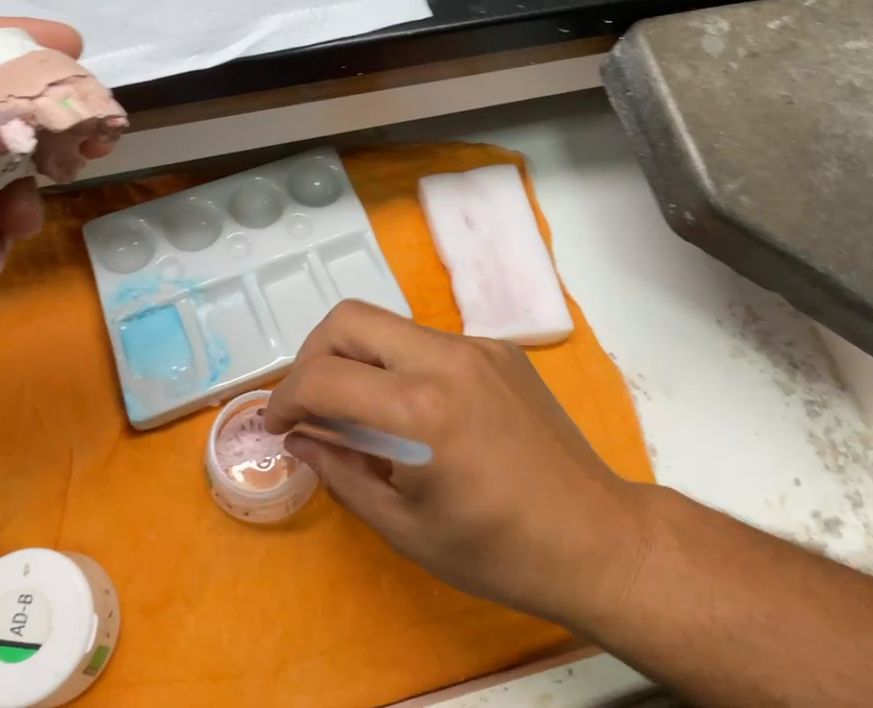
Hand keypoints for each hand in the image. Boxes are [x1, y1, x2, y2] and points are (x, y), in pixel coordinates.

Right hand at [264, 302, 647, 629]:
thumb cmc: (498, 552)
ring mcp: (480, 348)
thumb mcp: (404, 528)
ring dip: (359, 358)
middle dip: (313, 355)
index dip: (285, 398)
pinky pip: (430, 343)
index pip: (324, 376)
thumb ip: (341, 473)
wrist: (595, 538)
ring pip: (391, 326)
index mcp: (422, 410)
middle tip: (310, 403)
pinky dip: (402, 365)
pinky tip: (416, 413)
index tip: (278, 425)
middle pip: (350, 319)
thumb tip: (299, 438)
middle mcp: (449, 360)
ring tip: (359, 411)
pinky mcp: (501, 351)